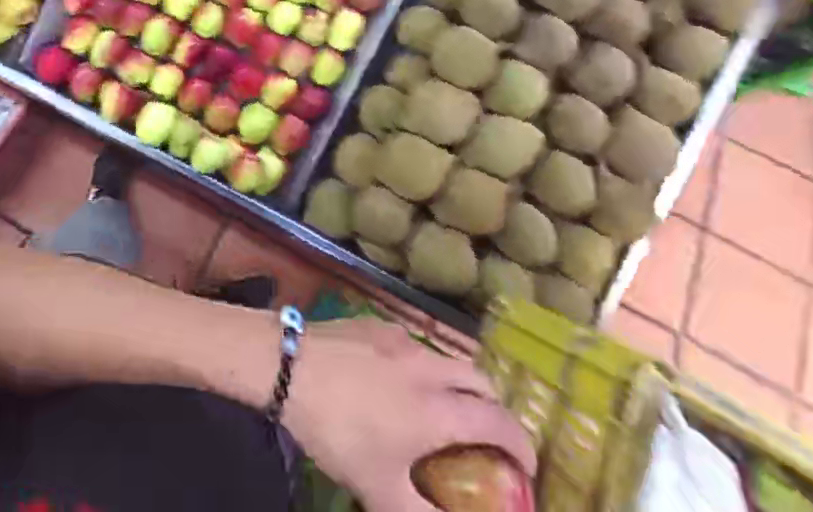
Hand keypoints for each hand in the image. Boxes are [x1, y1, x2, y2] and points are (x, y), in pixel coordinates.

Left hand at [280, 319, 535, 511]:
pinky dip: (421, 363)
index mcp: (440, 410)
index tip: (525, 467)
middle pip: (480, 381)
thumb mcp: (379, 489)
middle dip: (493, 408)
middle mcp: (429, 368)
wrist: (288, 366)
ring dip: (457, 382)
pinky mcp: (373, 323)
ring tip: (443, 405)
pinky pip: (411, 343)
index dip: (522, 446)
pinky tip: (397, 378)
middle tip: (486, 434)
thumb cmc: (337, 430)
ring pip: (445, 358)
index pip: (501, 423)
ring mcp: (400, 339)